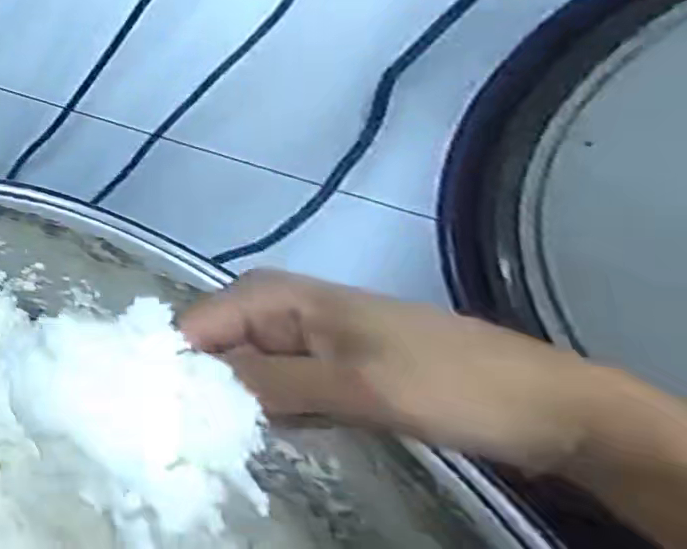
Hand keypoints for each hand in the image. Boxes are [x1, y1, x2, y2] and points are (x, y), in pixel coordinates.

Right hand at [178, 269, 604, 473]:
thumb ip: (270, 383)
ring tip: (245, 437)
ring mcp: (297, 337)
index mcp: (266, 294)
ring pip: (244, 371)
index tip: (175, 414)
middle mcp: (270, 308)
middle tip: (210, 435)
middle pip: (214, 348)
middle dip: (210, 389)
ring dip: (243, 404)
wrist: (557, 408)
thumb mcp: (356, 386)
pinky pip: (277, 387)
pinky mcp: (322, 367)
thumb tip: (193, 388)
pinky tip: (282, 432)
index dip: (179, 367)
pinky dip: (275, 411)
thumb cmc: (447, 381)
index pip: (194, 326)